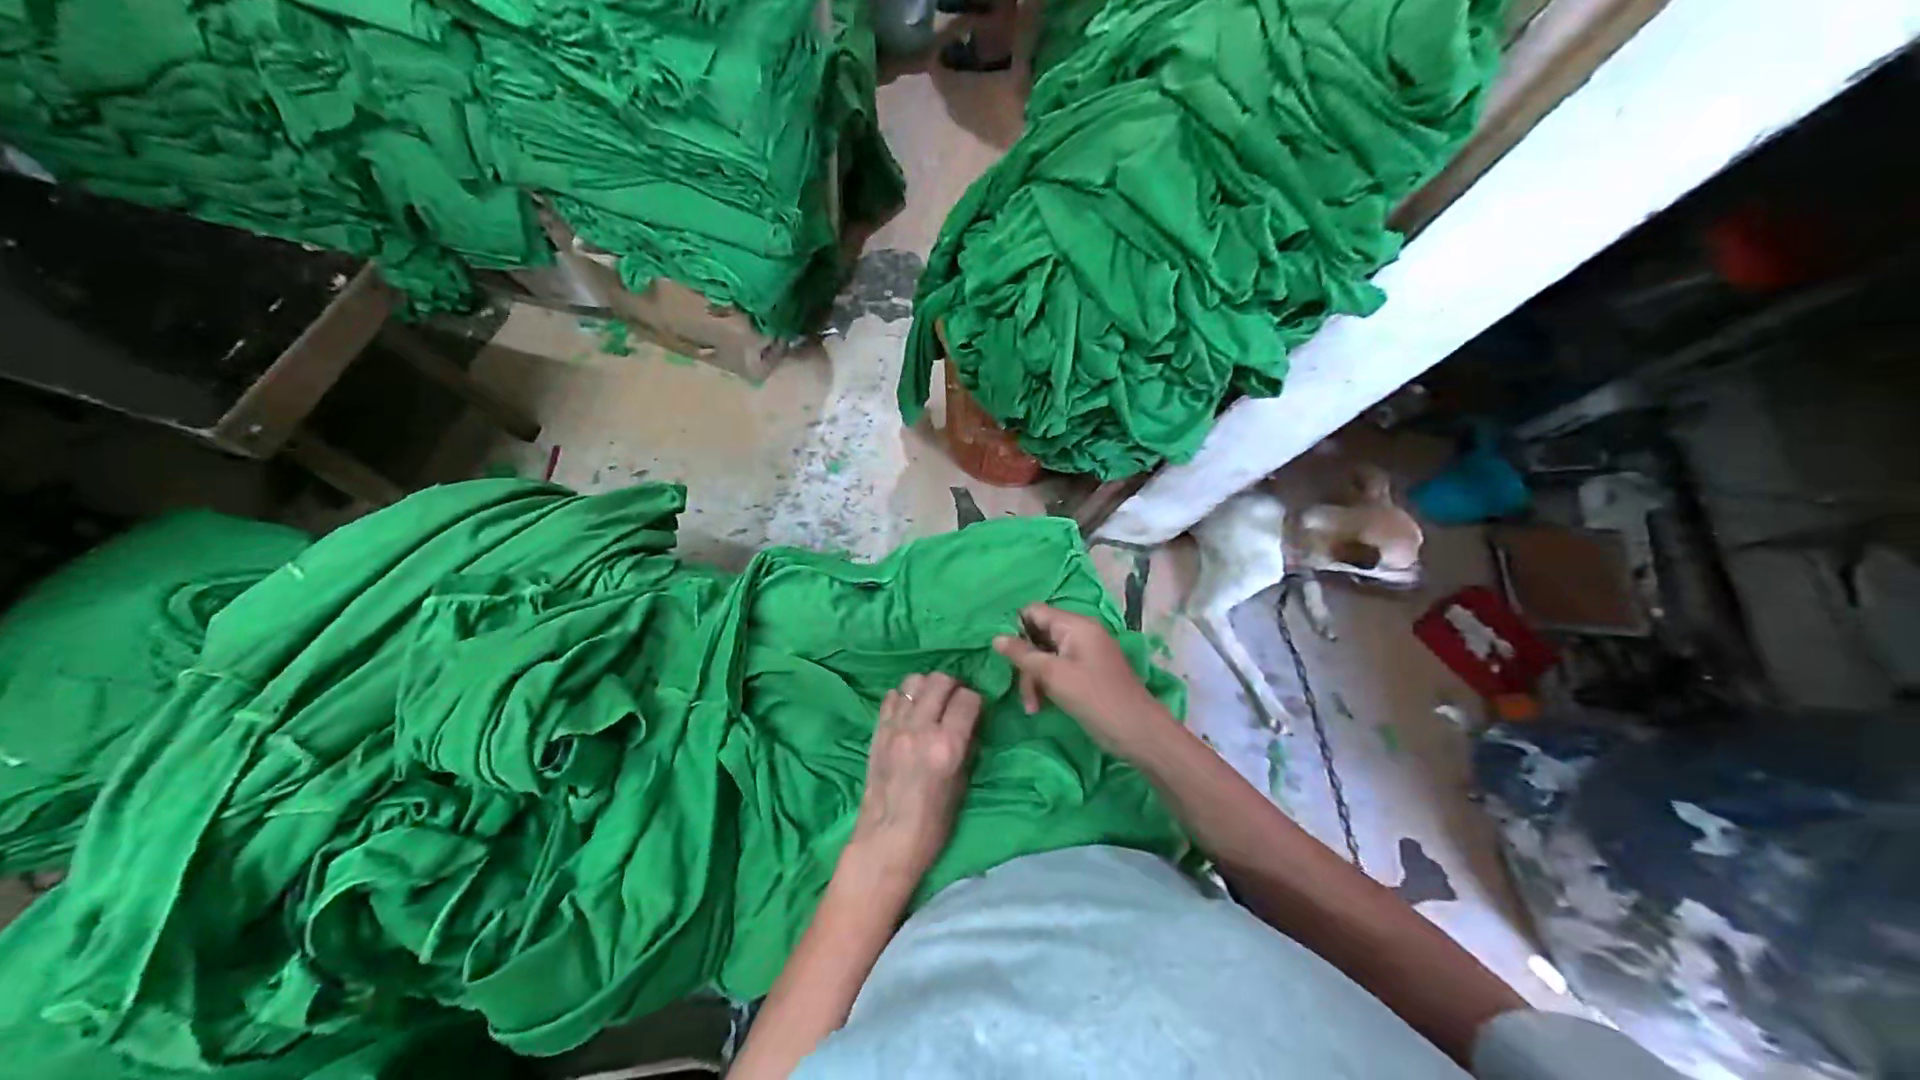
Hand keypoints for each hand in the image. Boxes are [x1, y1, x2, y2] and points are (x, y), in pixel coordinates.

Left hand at [846, 673, 981, 886]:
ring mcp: (894, 728)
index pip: (967, 699)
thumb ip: (966, 748)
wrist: (885, 842)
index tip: (976, 710)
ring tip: (932, 703)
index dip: (975, 701)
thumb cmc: (932, 825)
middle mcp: (920, 729)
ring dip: (927, 687)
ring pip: (914, 681)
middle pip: (940, 681)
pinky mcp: (877, 731)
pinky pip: (892, 696)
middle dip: (953, 686)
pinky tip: (910, 712)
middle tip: (955, 701)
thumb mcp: (961, 786)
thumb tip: (970, 723)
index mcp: (946, 746)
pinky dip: (904, 697)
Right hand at [992, 604, 1177, 758]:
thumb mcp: (1054, 676)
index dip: (1015, 629)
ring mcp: (1085, 652)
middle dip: (1025, 662)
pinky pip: (1058, 668)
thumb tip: (995, 637)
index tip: (1003, 655)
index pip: (1034, 611)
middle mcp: (1081, 632)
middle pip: (1038, 635)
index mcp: (1076, 625)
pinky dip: (1047, 684)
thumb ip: (1023, 655)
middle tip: (1023, 693)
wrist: (1138, 732)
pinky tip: (1042, 706)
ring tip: (1032, 707)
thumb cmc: (1095, 699)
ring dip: (1034, 679)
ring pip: (1045, 655)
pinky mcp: (1087, 672)